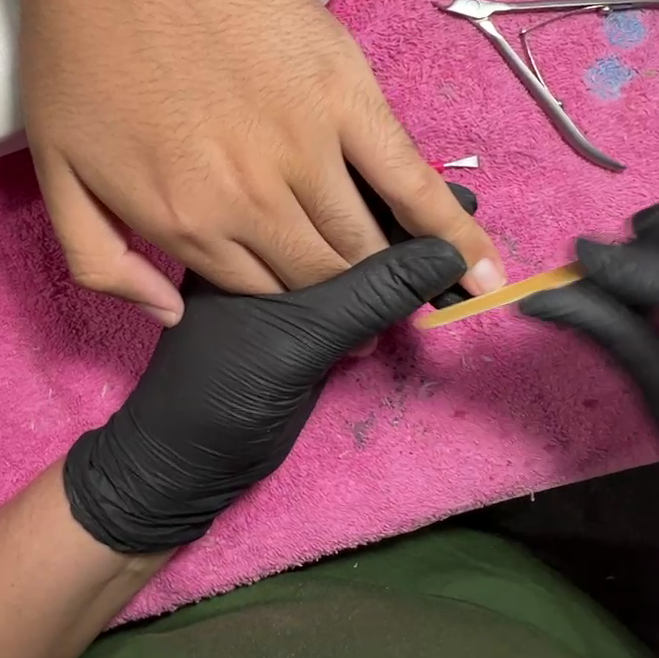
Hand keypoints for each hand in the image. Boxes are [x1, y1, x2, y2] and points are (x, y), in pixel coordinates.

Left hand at [18, 0, 502, 324]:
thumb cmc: (85, 48)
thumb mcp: (56, 172)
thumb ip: (104, 263)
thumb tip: (171, 315)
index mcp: (185, 224)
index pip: (261, 297)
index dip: (290, 314)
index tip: (312, 319)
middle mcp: (252, 203)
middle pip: (318, 280)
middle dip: (344, 307)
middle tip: (366, 313)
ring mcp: (308, 152)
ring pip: (365, 245)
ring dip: (393, 279)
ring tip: (416, 293)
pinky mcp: (351, 101)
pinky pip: (411, 183)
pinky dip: (451, 234)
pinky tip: (479, 270)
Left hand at [63, 237, 467, 552]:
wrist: (186, 462)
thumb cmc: (226, 396)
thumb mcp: (300, 342)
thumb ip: (369, 295)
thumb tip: (445, 254)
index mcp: (248, 230)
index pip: (332, 195)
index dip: (399, 199)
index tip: (460, 205)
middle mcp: (264, 241)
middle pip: (349, 212)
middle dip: (412, 214)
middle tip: (472, 212)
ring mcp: (281, 273)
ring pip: (353, 242)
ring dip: (406, 242)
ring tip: (461, 228)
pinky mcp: (297, 310)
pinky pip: (351, 279)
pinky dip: (390, 276)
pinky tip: (424, 268)